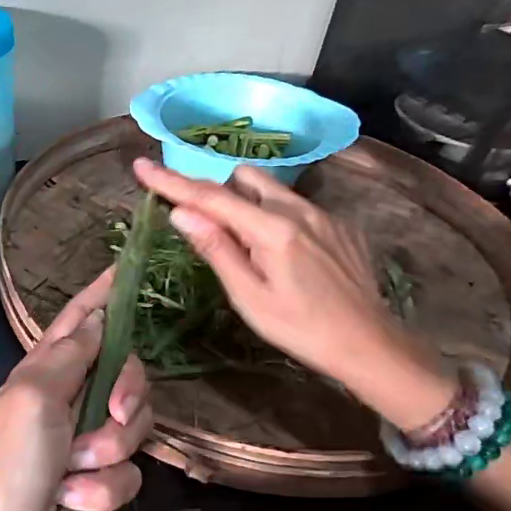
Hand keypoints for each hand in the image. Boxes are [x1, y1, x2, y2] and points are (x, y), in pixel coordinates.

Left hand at [0, 269, 150, 510]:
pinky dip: (102, 491)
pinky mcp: (98, 481)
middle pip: (127, 373)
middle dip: (127, 396)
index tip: (129, 267)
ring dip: (107, 453)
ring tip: (72, 472)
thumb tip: (101, 319)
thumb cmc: (9, 464)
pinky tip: (72, 502)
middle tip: (113, 413)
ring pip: (135, 427)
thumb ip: (74, 354)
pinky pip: (128, 474)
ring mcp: (86, 441)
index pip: (82, 318)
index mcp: (48, 369)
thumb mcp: (35, 397)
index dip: (104, 293)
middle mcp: (71, 398)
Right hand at [132, 158, 455, 430]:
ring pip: (272, 190)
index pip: (211, 196)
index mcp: (272, 229)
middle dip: (216, 191)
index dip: (172, 181)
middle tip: (206, 225)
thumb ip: (217, 249)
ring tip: (247, 243)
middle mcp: (299, 209)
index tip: (141, 166)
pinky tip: (286, 254)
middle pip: (243, 178)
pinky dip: (277, 217)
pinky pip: (298, 206)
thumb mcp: (250, 297)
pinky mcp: (341, 224)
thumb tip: (181, 212)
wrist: (368, 344)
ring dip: (248, 202)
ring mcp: (324, 214)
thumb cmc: (301, 329)